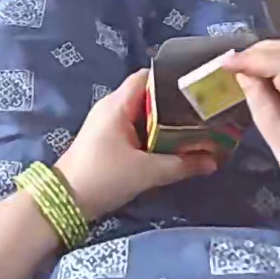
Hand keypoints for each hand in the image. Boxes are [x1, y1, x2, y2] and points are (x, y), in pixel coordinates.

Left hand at [55, 69, 215, 219]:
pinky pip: (135, 127)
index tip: (196, 89)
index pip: (147, 76)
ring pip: (143, 113)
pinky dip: (153, 132)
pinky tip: (172, 143)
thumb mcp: (146, 172)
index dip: (172, 79)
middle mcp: (111, 107)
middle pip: (148, 94)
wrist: (65, 201)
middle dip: (174, 103)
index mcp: (118, 104)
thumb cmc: (104, 177)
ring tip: (194, 126)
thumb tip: (214, 161)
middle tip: (202, 112)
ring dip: (164, 121)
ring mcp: (107, 123)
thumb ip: (182, 164)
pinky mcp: (107, 139)